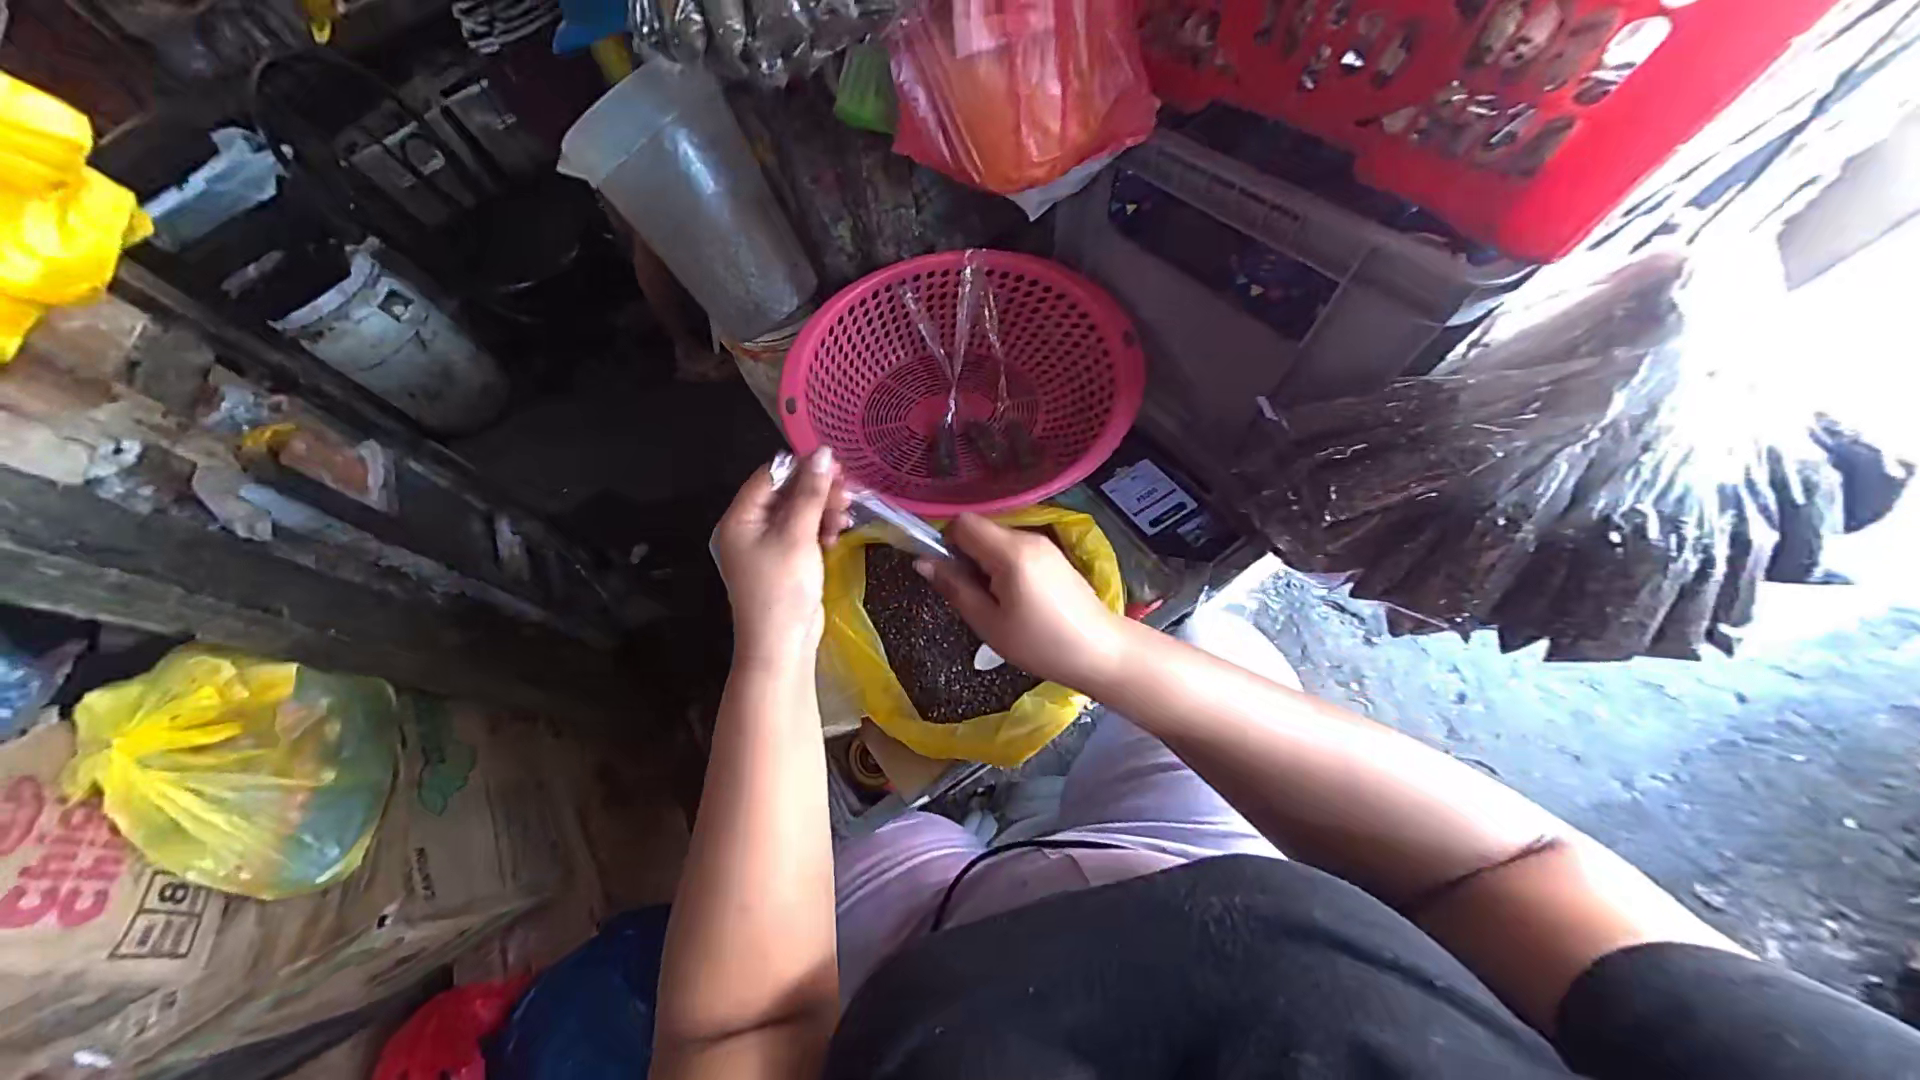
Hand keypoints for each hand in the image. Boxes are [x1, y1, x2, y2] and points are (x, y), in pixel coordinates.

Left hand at [714, 448, 852, 665]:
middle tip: (848, 491)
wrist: (782, 644)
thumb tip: (821, 453)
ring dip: (823, 510)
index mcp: (739, 518)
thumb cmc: (783, 587)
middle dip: (817, 491)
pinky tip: (838, 533)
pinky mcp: (785, 562)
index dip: (801, 466)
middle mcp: (749, 529)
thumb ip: (810, 492)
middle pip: (785, 494)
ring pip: (798, 514)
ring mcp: (767, 547)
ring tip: (847, 515)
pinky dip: (820, 529)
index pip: (769, 476)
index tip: (835, 464)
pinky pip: (803, 534)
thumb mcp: (797, 535)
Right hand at [915, 514, 1133, 692]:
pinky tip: (1018, 600)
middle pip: (981, 530)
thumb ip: (954, 588)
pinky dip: (1005, 567)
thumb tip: (922, 562)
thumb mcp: (989, 623)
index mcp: (1010, 552)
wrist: (1101, 651)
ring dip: (986, 563)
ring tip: (998, 603)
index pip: (963, 522)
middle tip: (976, 597)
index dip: (948, 544)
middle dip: (967, 556)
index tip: (951, 575)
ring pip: (997, 540)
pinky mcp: (1054, 555)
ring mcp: (1044, 544)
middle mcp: (1028, 538)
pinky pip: (1016, 549)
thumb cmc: (1041, 643)